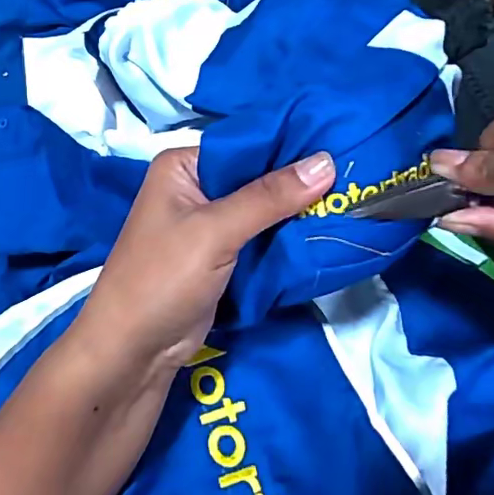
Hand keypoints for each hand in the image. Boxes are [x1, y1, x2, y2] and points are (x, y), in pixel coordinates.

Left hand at [74, 147, 334, 374]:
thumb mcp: (215, 231)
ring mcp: (207, 223)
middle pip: (256, 177)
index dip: (289, 146)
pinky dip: (287, 237)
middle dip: (299, 182)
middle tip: (359, 175)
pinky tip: (326, 230)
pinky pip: (260, 237)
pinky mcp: (220, 255)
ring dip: (298, 211)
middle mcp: (194, 186)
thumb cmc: (164, 277)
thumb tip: (327, 161)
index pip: (244, 144)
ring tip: (355, 199)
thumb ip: (269, 197)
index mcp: (182, 166)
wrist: (134, 350)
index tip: (341, 145)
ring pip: (262, 209)